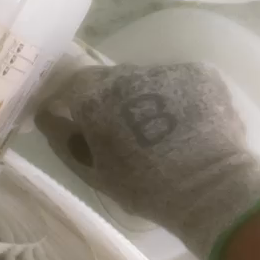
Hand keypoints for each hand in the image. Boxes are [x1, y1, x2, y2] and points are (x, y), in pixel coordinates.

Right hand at [35, 63, 259, 259]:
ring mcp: (169, 70)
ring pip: (151, 82)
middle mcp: (129, 72)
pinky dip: (182, 101)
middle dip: (116, 104)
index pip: (72, 86)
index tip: (83, 126)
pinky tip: (191, 128)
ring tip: (166, 136)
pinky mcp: (203, 74)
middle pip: (113, 82)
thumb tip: (47, 114)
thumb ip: (64, 140)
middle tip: (130, 137)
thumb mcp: (95, 173)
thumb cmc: (146, 189)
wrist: (212, 188)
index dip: (75, 106)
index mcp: (95, 95)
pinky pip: (183, 85)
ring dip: (151, 101)